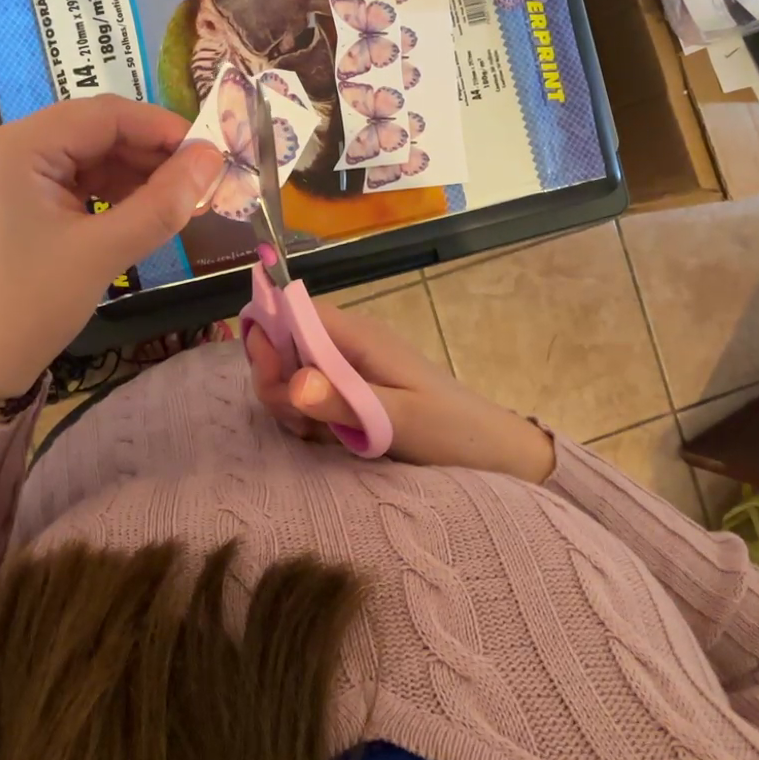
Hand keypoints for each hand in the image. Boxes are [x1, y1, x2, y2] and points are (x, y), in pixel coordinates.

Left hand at [0, 96, 225, 400]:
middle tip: (201, 180)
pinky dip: (111, 190)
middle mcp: (6, 145)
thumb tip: (212, 159)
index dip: (162, 128)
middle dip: (150, 153)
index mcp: (17, 147)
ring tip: (180, 198)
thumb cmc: (35, 304)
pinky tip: (144, 207)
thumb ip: (162, 203)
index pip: (103, 115)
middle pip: (95, 130)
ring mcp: (8, 171)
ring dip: (135, 172)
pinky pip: (73, 178)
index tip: (210, 151)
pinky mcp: (16, 196)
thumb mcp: (105, 252)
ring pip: (88, 154)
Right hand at [247, 301, 555, 482]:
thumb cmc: (448, 429)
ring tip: (312, 432)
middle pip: (285, 343)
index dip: (268, 336)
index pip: (293, 311)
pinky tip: (320, 435)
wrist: (490, 449)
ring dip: (288, 401)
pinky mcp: (351, 388)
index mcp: (357, 335)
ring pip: (291, 370)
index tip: (270, 381)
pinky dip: (304, 412)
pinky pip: (309, 391)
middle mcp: (347, 342)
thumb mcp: (396, 418)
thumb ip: (342, 401)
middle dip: (275, 380)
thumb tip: (292, 383)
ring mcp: (348, 365)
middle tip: (297, 420)